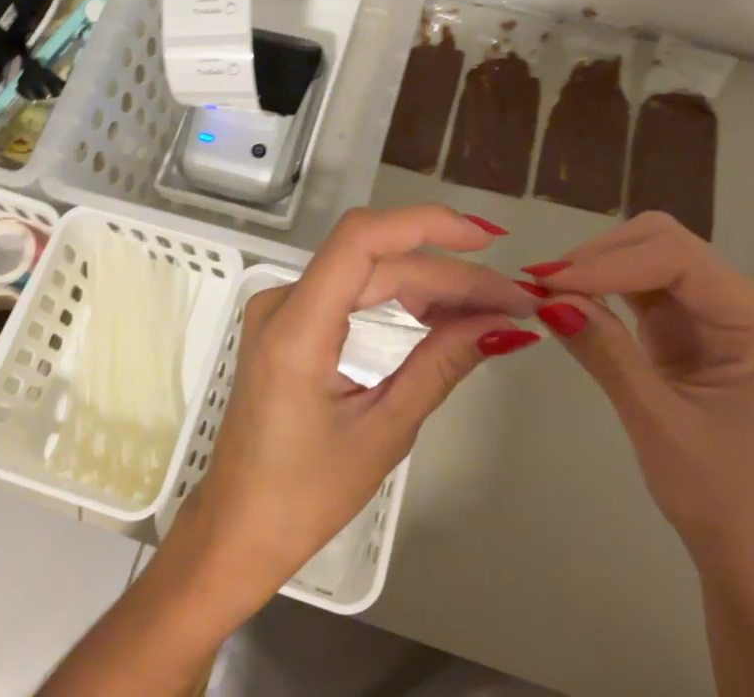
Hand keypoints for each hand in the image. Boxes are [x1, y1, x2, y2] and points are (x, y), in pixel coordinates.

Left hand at [166, 204, 541, 613]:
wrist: (238, 528)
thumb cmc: (305, 496)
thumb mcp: (384, 430)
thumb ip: (442, 364)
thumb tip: (505, 323)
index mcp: (296, 329)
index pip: (362, 240)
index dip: (427, 225)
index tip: (488, 240)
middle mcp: (281, 304)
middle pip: (375, 261)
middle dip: (449, 273)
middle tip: (514, 301)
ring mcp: (279, 312)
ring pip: (364, 273)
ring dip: (428, 283)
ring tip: (491, 307)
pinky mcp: (286, 326)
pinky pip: (348, 293)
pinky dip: (397, 298)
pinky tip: (441, 313)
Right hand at [529, 212, 753, 557]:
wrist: (745, 545)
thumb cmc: (716, 492)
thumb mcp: (655, 420)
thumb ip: (605, 352)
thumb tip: (546, 299)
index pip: (680, 260)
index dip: (610, 262)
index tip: (549, 282)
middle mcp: (743, 307)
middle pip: (667, 245)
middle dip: (602, 256)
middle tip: (544, 283)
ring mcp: (716, 317)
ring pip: (651, 260)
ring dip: (598, 268)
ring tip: (546, 288)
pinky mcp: (689, 332)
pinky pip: (643, 291)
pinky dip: (603, 290)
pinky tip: (569, 300)